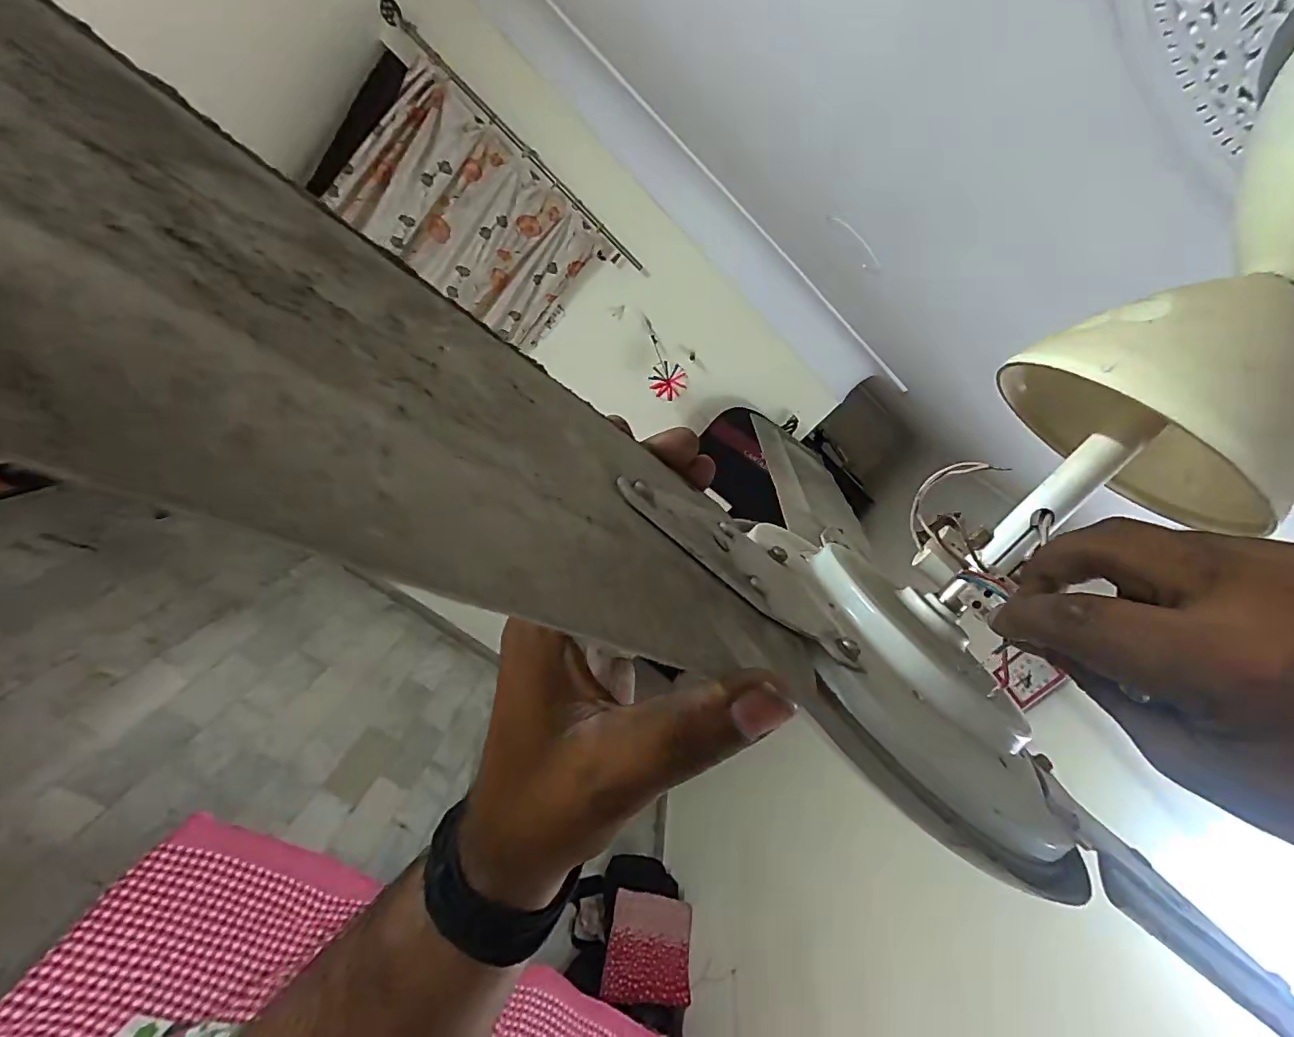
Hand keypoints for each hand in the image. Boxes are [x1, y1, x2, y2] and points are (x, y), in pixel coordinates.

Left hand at [456, 424, 793, 908]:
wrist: (516, 852)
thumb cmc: (546, 806)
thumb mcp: (617, 771)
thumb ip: (692, 734)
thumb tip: (778, 694)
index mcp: (546, 620)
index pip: (571, 528)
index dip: (602, 480)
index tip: (637, 440)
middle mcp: (560, 610)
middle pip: (602, 528)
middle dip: (647, 488)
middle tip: (697, 461)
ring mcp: (583, 628)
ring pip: (623, 555)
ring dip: (664, 521)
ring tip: (706, 488)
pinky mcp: (605, 648)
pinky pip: (639, 591)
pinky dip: (673, 566)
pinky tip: (709, 555)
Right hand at [991, 518, 1293, 905]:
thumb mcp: (1196, 761)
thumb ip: (1114, 688)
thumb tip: (1055, 640)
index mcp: (1230, 663)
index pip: (1088, 617)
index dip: (1030, 614)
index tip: (1005, 616)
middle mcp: (1269, 591)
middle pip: (1120, 542)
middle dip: (1059, 562)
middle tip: (1035, 589)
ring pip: (1176, 545)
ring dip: (1132, 575)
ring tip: (1128, 616)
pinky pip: (1238, 556)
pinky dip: (1200, 583)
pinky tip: (1215, 623)